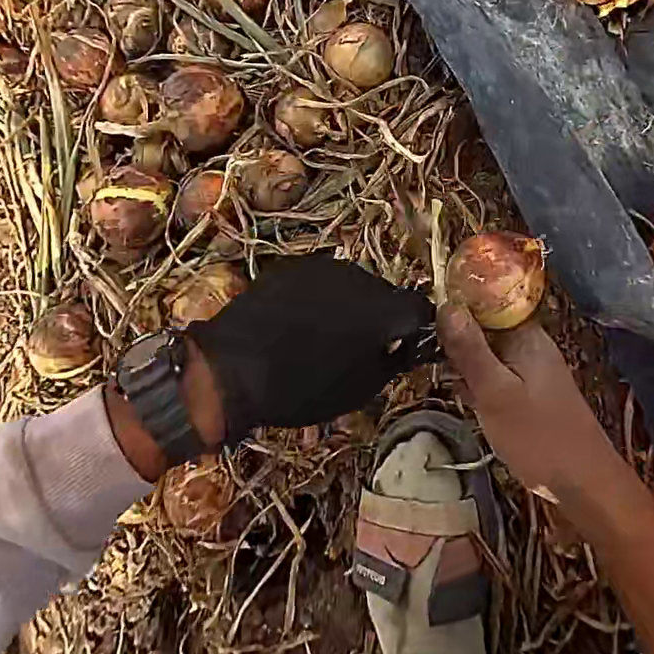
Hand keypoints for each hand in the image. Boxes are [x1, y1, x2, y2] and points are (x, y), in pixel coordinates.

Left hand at [185, 253, 432, 441]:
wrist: (232, 367)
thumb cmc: (303, 387)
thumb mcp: (360, 389)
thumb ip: (392, 361)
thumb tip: (403, 346)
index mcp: (383, 309)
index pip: (420, 308)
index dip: (416, 328)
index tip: (404, 347)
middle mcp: (360, 277)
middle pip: (385, 293)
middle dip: (380, 317)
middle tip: (361, 347)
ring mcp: (324, 266)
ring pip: (353, 285)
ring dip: (350, 305)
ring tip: (324, 335)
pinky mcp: (294, 265)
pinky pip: (321, 281)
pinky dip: (320, 298)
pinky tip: (297, 322)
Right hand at [439, 304, 653, 653]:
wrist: (585, 484)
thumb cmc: (538, 437)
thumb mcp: (495, 392)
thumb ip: (469, 348)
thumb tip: (445, 303)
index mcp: (524, 333)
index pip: (482, 300)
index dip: (454, 308)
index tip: (430, 329)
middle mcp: (528, 342)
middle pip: (481, 326)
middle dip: (458, 344)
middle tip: (446, 372)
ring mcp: (530, 366)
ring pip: (485, 352)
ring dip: (466, 368)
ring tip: (460, 392)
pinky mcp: (528, 389)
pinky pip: (494, 374)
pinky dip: (480, 385)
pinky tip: (472, 405)